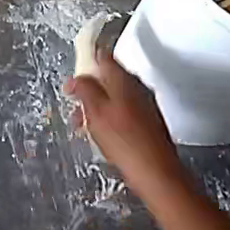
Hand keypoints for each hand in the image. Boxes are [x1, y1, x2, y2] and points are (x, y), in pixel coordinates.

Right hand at [64, 52, 184, 189]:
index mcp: (124, 79)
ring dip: (98, 105)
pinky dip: (111, 117)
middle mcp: (138, 87)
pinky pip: (125, 111)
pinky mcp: (149, 122)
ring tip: (84, 124)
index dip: (85, 62)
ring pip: (116, 96)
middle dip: (90, 89)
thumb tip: (76, 78)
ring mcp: (146, 104)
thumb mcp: (94, 112)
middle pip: (109, 77)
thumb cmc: (124, 141)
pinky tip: (103, 134)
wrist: (155, 172)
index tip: (74, 74)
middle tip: (75, 102)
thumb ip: (84, 89)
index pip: (103, 57)